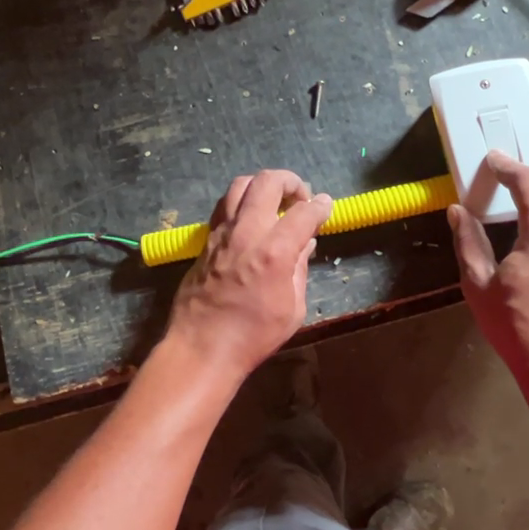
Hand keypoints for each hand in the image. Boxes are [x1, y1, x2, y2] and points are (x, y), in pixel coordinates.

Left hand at [165, 170, 332, 382]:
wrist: (202, 348)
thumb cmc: (253, 336)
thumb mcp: (293, 308)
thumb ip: (300, 269)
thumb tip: (305, 242)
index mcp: (274, 252)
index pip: (303, 212)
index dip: (320, 206)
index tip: (326, 206)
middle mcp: (246, 233)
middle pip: (267, 182)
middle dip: (290, 181)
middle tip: (300, 197)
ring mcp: (221, 233)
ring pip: (239, 185)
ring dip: (261, 185)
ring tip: (273, 201)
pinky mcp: (205, 240)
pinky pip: (223, 206)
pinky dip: (240, 202)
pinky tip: (249, 218)